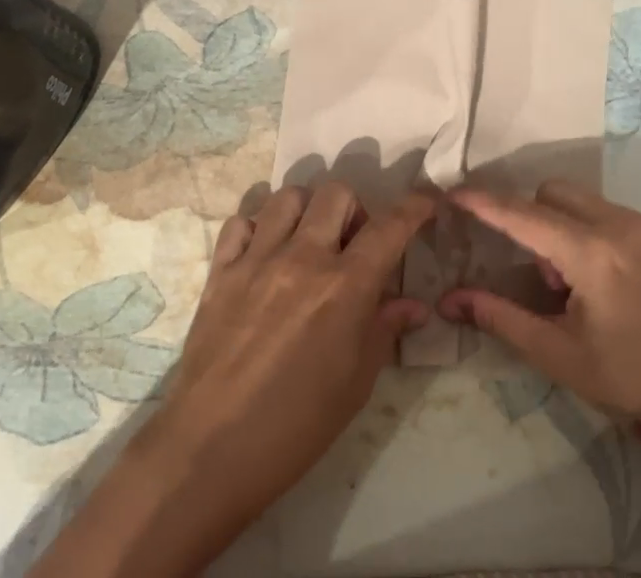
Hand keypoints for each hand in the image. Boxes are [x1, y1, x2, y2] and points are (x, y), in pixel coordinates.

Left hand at [152, 182, 434, 518]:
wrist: (213, 447)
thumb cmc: (298, 424)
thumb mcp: (356, 383)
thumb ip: (384, 330)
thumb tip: (414, 305)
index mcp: (345, 287)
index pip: (390, 227)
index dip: (415, 206)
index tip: (428, 201)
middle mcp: (302, 259)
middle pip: (336, 194)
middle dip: (356, 210)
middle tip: (354, 246)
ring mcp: (256, 260)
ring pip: (287, 197)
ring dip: (308, 210)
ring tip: (309, 244)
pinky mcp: (219, 272)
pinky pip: (240, 222)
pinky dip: (259, 226)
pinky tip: (265, 254)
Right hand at [439, 180, 640, 439]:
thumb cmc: (630, 383)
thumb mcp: (557, 354)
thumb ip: (500, 317)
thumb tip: (449, 300)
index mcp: (596, 257)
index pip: (526, 216)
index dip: (486, 203)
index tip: (454, 191)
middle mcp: (628, 229)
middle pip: (557, 193)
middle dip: (532, 217)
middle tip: (542, 276)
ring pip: (591, 203)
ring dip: (569, 228)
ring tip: (581, 286)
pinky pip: (623, 218)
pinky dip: (601, 235)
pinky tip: (615, 285)